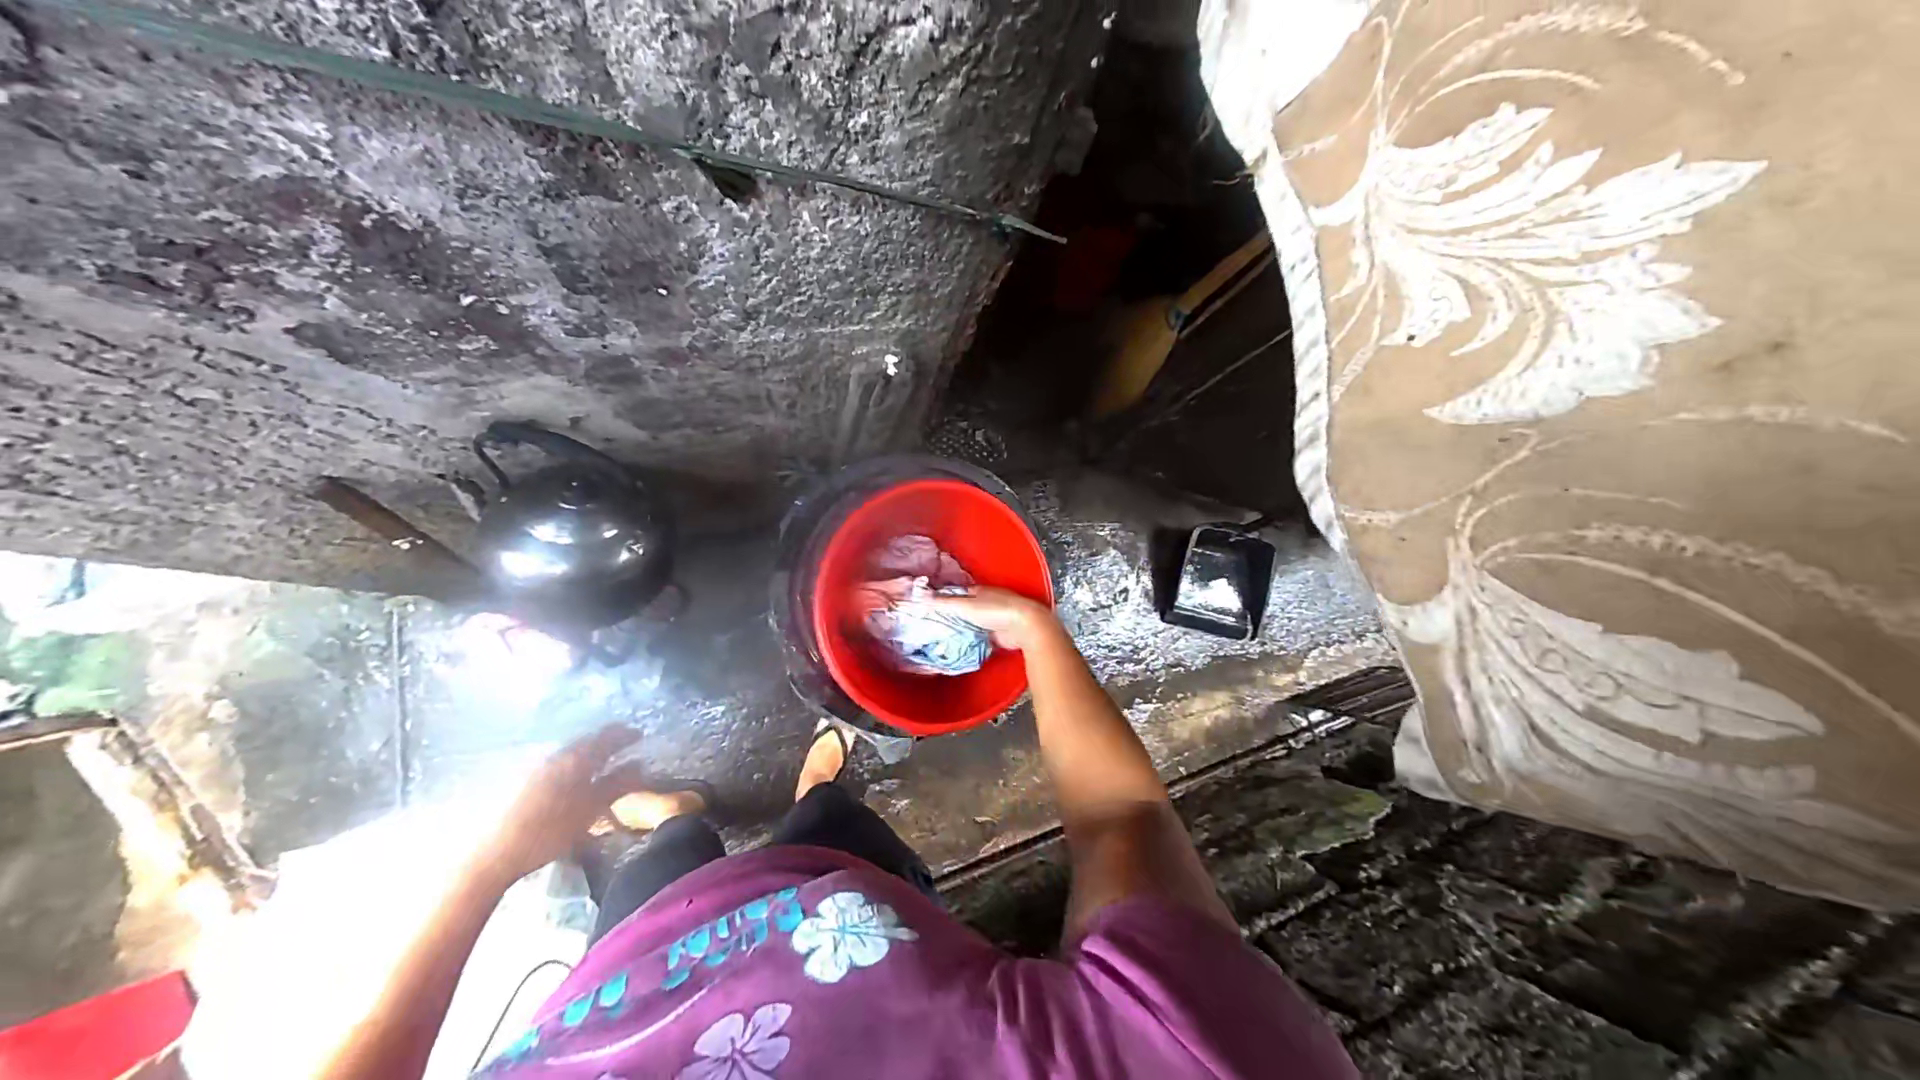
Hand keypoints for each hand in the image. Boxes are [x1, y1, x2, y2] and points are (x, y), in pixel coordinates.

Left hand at [480, 724, 644, 882]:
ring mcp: (541, 767)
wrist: (497, 854)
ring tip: (607, 764)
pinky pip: (563, 762)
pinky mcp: (529, 781)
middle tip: (627, 748)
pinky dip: (579, 763)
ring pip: (575, 751)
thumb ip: (618, 784)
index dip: (627, 734)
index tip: (641, 736)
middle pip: (590, 740)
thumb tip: (640, 765)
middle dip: (610, 741)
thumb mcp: (591, 809)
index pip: (608, 735)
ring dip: (594, 753)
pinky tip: (581, 779)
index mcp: (575, 758)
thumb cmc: (550, 831)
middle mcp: (558, 755)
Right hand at [928, 586, 1058, 650]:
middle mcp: (987, 602)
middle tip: (933, 624)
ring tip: (943, 636)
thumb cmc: (995, 610)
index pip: (956, 592)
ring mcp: (994, 618)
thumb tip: (919, 597)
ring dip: (962, 628)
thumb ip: (942, 603)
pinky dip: (972, 640)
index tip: (928, 606)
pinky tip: (961, 645)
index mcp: (978, 591)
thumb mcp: (964, 605)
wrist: (1024, 626)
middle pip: (964, 608)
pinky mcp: (999, 634)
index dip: (942, 598)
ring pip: (972, 623)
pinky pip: (980, 636)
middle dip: (951, 615)